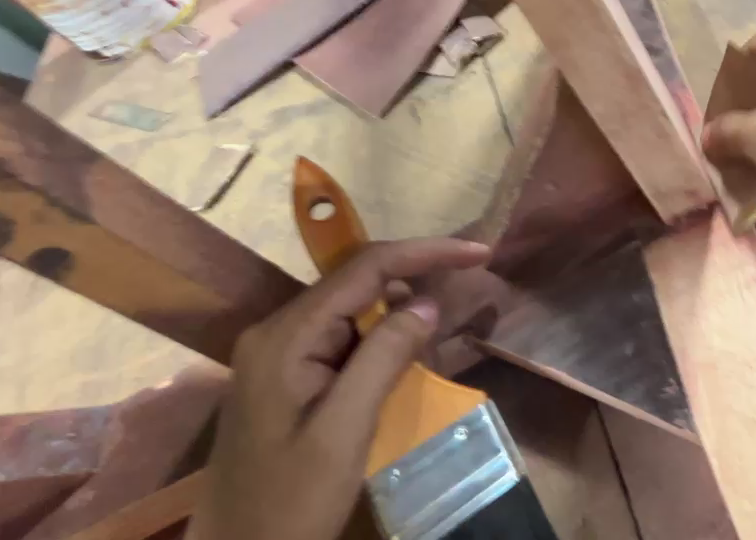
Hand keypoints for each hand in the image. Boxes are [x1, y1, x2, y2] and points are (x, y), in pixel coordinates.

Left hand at [187, 239, 490, 539]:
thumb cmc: (289, 503)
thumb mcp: (344, 432)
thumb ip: (384, 357)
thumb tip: (428, 302)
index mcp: (285, 336)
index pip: (364, 268)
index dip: (425, 252)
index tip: (478, 252)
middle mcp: (277, 331)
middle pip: (358, 279)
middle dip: (417, 272)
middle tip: (471, 274)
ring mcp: (279, 352)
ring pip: (353, 304)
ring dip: (401, 304)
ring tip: (446, 312)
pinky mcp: (287, 374)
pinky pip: (343, 333)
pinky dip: (382, 332)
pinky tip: (409, 345)